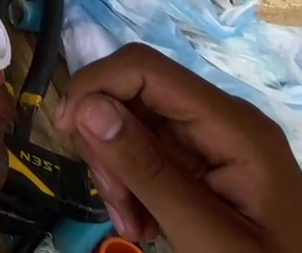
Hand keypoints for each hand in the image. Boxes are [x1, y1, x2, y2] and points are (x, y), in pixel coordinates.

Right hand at [57, 43, 301, 251]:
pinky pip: (143, 149)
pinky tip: (140, 221)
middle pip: (132, 93)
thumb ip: (149, 171)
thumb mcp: (210, 238)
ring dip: (114, 166)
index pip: (144, 67)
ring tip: (131, 223)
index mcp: (235, 126)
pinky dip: (128, 180)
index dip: (95, 84)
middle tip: (114, 203)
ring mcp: (213, 140)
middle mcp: (222, 118)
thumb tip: (85, 106)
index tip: (65, 131)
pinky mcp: (203, 161)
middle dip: (105, 139)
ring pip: (129, 121)